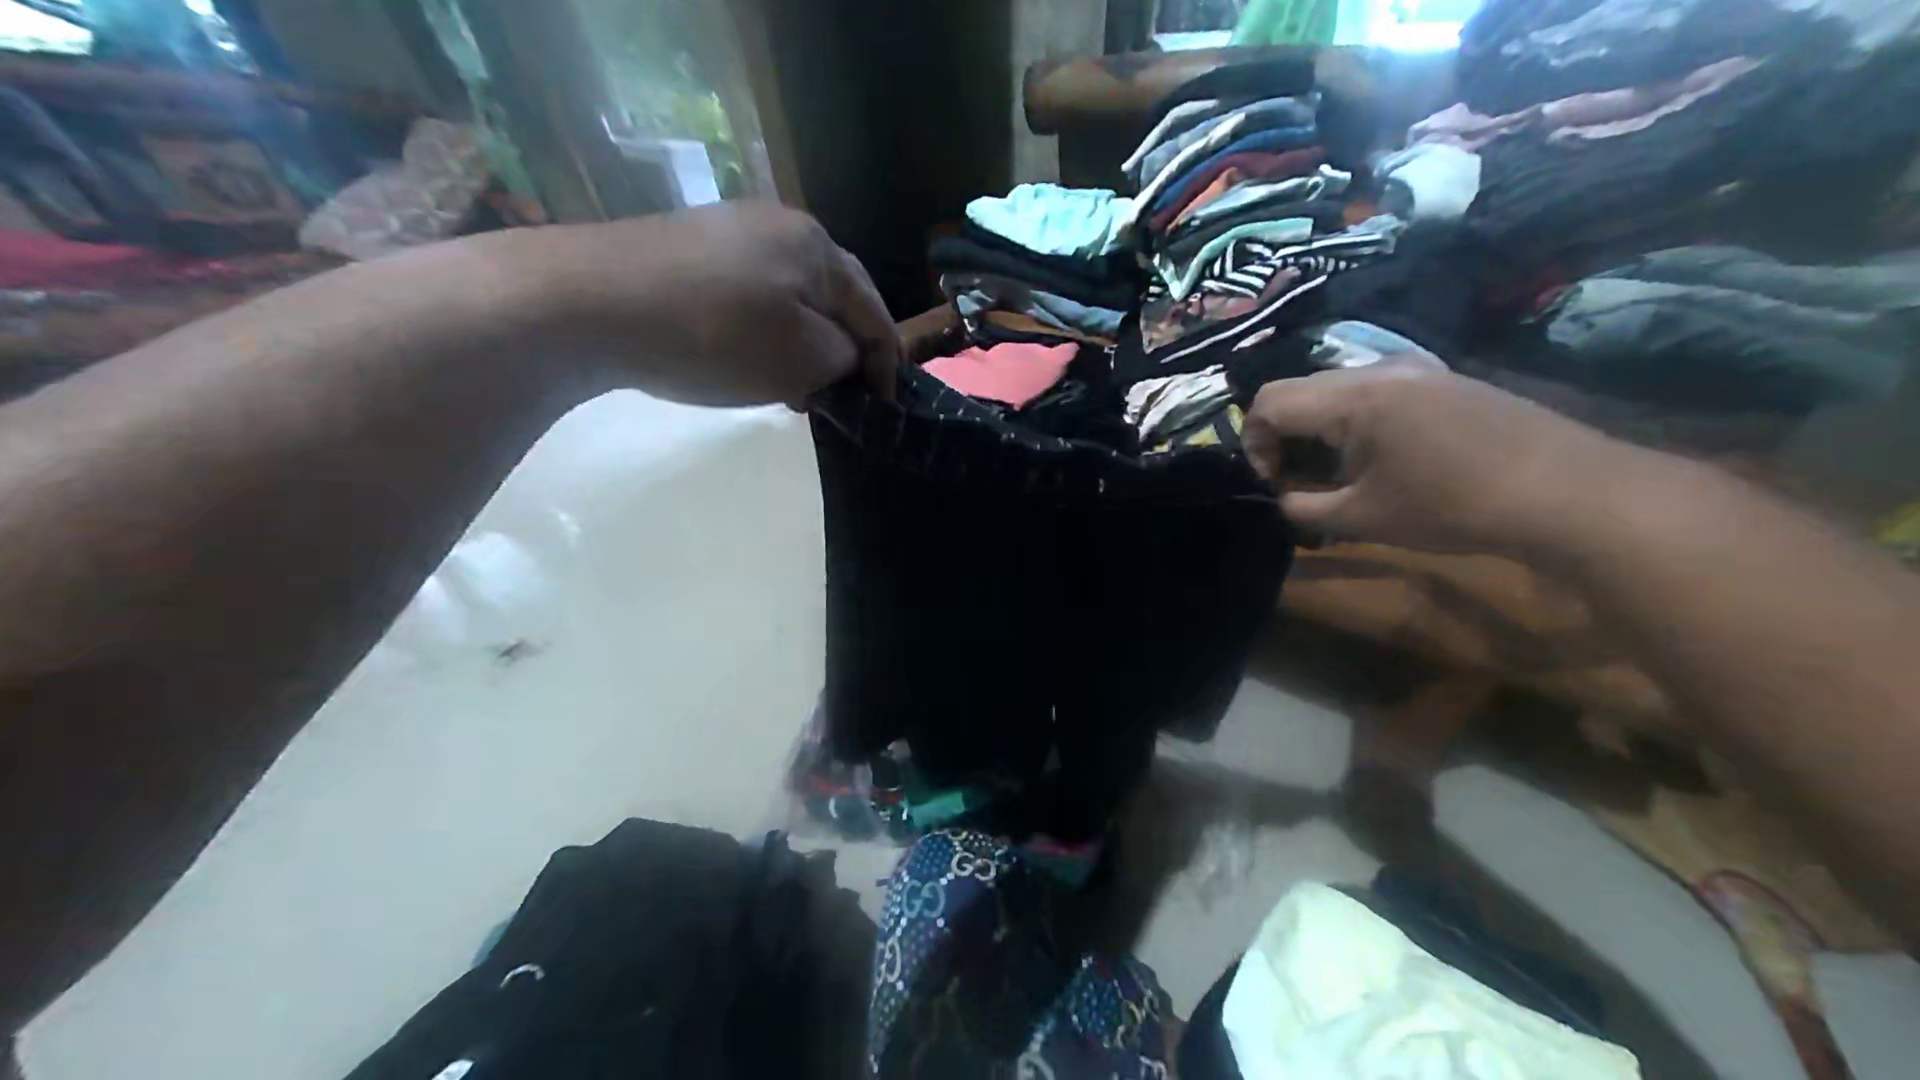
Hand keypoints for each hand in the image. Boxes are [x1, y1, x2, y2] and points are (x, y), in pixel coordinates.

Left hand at [500, 203, 900, 405]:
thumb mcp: (801, 358)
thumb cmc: (714, 335)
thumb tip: (843, 355)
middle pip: (835, 299)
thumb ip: (844, 357)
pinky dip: (766, 331)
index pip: (873, 313)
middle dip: (845, 351)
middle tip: (841, 397)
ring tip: (797, 385)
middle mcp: (781, 225)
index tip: (883, 410)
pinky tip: (750, 357)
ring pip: (793, 298)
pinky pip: (753, 293)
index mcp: (818, 246)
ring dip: (805, 344)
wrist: (587, 302)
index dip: (885, 367)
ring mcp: (731, 230)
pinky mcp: (691, 246)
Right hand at [1242, 363, 1635, 554]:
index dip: (1253, 442)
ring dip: (1319, 429)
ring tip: (1339, 472)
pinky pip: (1374, 390)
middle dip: (1284, 436)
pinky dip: (1355, 421)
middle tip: (1298, 480)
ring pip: (1336, 389)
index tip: (1274, 481)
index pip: (1268, 402)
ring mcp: (1416, 369)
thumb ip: (1303, 508)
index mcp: (1354, 398)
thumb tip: (1283, 498)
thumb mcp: (1362, 518)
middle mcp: (1380, 368)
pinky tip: (1383, 457)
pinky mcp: (1443, 379)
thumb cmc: (1453, 506)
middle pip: (1300, 391)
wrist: (1569, 492)